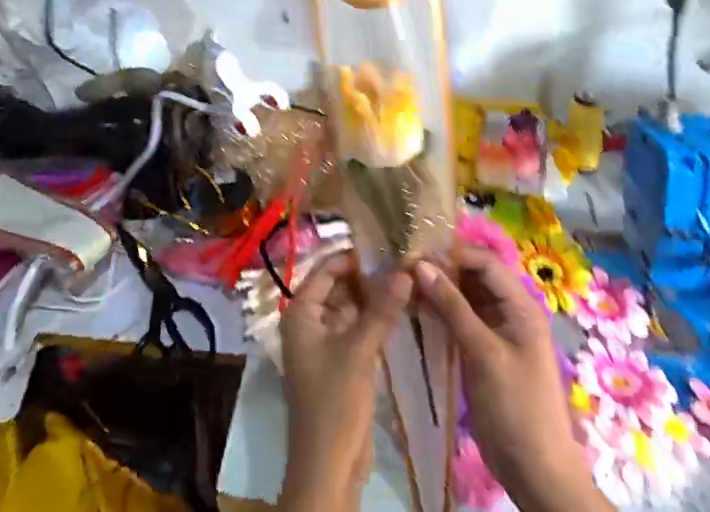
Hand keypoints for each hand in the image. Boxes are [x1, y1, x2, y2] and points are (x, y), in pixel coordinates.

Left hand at [279, 254, 412, 511]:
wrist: (329, 465)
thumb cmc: (335, 401)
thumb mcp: (360, 350)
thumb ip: (383, 308)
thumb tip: (406, 270)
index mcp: (301, 312)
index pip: (327, 269)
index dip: (355, 256)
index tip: (388, 245)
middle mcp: (309, 322)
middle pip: (339, 286)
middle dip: (368, 276)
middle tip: (404, 260)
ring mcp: (324, 342)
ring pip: (351, 307)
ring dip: (375, 297)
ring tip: (409, 278)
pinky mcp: (340, 361)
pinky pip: (357, 328)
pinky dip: (375, 319)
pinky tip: (402, 309)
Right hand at [414, 248, 611, 511]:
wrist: (535, 471)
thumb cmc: (517, 408)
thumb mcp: (484, 354)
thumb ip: (453, 308)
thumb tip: (421, 265)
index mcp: (521, 305)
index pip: (485, 262)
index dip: (452, 252)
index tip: (415, 251)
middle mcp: (509, 311)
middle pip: (474, 276)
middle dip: (441, 268)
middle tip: (402, 266)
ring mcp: (495, 331)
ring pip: (463, 297)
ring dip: (437, 289)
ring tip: (402, 284)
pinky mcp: (481, 351)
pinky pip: (459, 319)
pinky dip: (438, 312)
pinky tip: (412, 309)